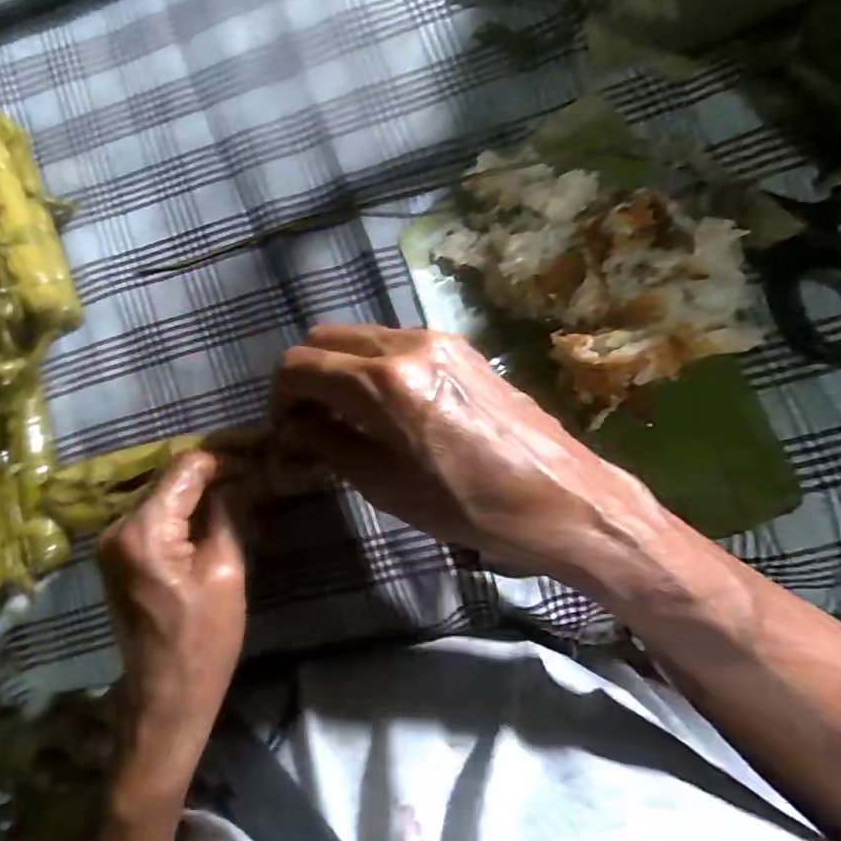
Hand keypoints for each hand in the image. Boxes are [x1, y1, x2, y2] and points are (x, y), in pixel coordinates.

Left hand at [97, 450, 246, 796]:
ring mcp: (109, 543)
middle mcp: (115, 528)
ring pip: (156, 499)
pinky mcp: (113, 558)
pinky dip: (175, 516)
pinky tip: (203, 522)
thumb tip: (230, 481)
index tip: (249, 460)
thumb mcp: (225, 572)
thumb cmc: (203, 639)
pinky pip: (147, 521)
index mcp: (143, 530)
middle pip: (165, 482)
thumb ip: (225, 516)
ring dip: (191, 497)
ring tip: (232, 498)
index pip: (182, 471)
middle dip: (205, 478)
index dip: (218, 461)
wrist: (165, 693)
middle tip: (246, 478)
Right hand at [272, 324, 672, 589]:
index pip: (299, 364)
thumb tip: (293, 422)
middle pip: (324, 337)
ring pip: (358, 335)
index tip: (286, 425)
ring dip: (338, 367)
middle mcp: (406, 345)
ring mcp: (437, 339)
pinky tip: (384, 405)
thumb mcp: (382, 484)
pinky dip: (371, 365)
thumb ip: (327, 442)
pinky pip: (393, 341)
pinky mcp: (459, 346)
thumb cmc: (464, 505)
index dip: (280, 394)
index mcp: (381, 383)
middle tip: (310, 417)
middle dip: (306, 375)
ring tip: (347, 414)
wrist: (560, 500)